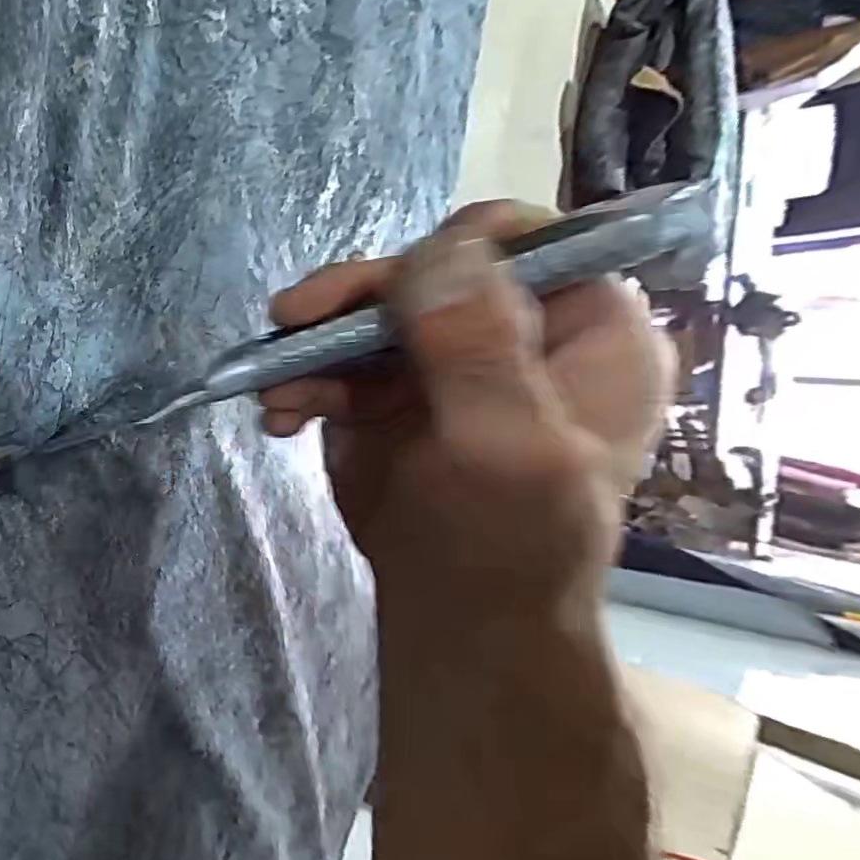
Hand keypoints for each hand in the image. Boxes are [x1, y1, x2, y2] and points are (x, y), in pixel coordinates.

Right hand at [261, 202, 670, 627]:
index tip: (382, 289)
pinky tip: (278, 416)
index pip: (523, 242)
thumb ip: (480, 350)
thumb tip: (436, 252)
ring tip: (275, 395)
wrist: (455, 618)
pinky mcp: (385, 393)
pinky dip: (301, 383)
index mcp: (584, 329)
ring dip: (311, 347)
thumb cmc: (506, 543)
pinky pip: (334, 363)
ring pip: (365, 316)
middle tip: (291, 319)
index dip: (450, 249)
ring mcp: (440, 361)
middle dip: (352, 299)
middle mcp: (511, 331)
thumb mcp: (508, 451)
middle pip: (424, 272)